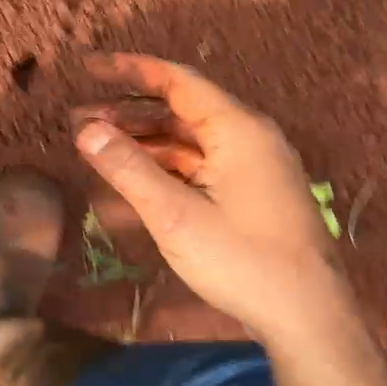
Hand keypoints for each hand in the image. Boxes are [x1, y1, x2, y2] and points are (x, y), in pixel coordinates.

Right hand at [74, 55, 358, 345]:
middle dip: (127, 111)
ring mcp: (252, 166)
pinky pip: (198, 162)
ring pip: (187, 138)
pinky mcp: (250, 191)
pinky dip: (162, 163)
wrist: (308, 318)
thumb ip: (128, 168)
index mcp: (237, 130)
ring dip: (141, 138)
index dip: (130, 70)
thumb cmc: (243, 260)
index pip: (176, 81)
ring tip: (96, 146)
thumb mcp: (175, 215)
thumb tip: (84, 130)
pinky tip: (131, 175)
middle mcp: (248, 137)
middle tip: (78, 120)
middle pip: (179, 108)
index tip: (88, 67)